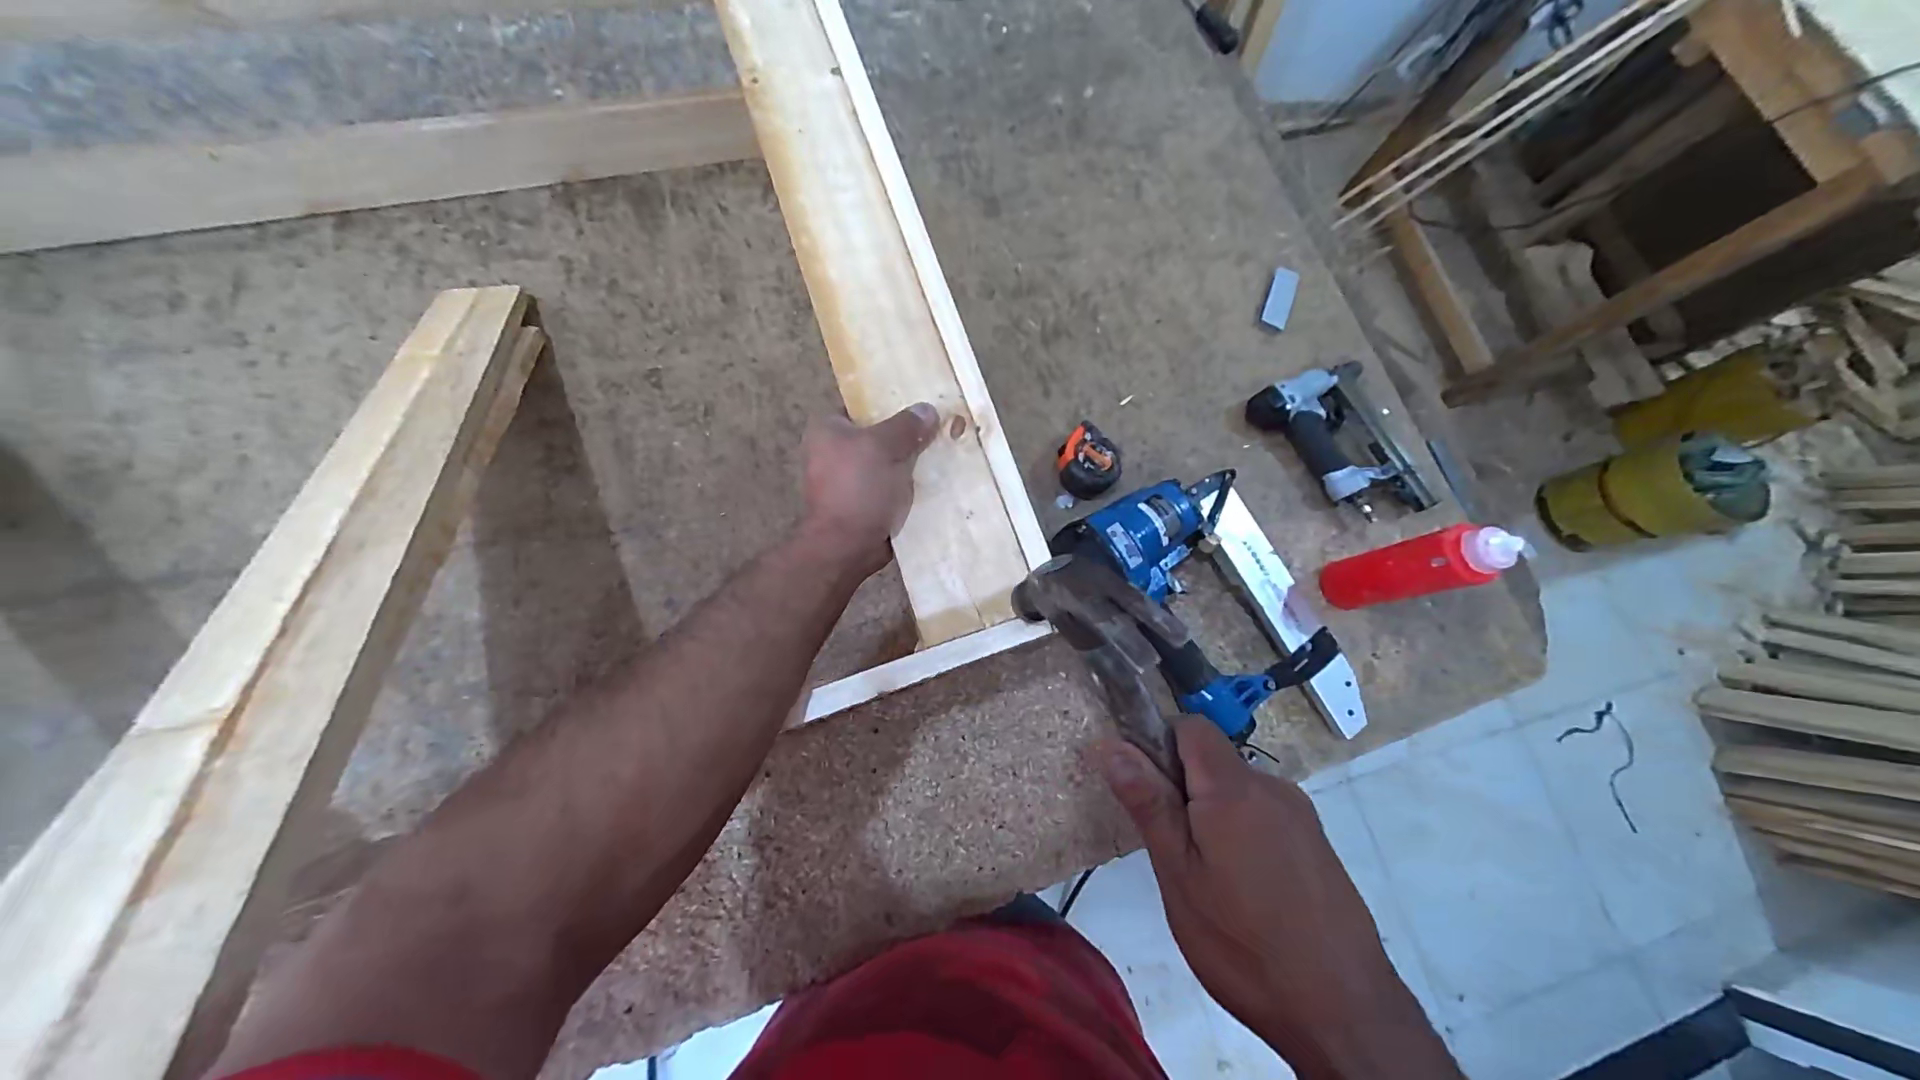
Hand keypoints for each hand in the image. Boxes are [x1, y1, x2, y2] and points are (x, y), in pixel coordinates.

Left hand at [797, 403, 938, 577]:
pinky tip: (931, 485)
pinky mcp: (860, 505)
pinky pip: (888, 488)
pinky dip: (905, 488)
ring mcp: (845, 482)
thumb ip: (906, 425)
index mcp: (827, 429)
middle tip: (938, 431)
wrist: (846, 546)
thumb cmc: (858, 488)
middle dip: (906, 437)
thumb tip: (927, 409)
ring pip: (886, 464)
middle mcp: (831, 452)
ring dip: (909, 465)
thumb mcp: (885, 446)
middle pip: (877, 436)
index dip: (891, 404)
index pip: (862, 406)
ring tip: (940, 457)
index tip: (921, 408)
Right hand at [1099, 719, 1459, 1078]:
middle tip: (1172, 850)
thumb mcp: (1178, 874)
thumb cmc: (1242, 942)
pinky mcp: (1317, 846)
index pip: (1191, 725)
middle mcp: (1273, 788)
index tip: (1146, 791)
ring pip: (1237, 792)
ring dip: (1212, 815)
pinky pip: (1264, 817)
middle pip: (1213, 760)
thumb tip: (1111, 744)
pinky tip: (1244, 892)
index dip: (1160, 744)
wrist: (1346, 1013)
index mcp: (1234, 787)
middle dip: (1183, 789)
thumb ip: (1148, 803)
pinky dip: (1242, 835)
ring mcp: (1301, 817)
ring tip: (1207, 880)